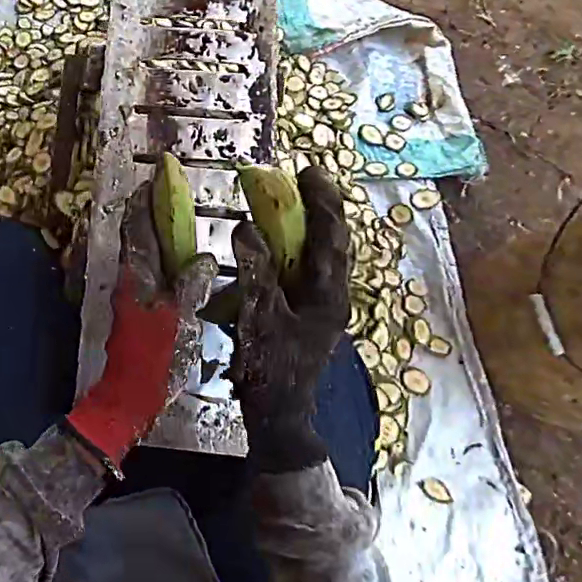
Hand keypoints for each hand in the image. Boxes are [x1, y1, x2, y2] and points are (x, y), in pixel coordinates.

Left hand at [66, 180, 218, 470]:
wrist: (129, 396)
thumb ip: (188, 288)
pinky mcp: (138, 311)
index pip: (139, 230)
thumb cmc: (153, 359)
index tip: (152, 178)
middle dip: (148, 212)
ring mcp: (133, 296)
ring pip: (143, 254)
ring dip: (154, 232)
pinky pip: (151, 274)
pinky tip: (177, 261)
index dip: (144, 203)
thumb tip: (201, 257)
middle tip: (164, 190)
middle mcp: (131, 282)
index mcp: (138, 278)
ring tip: (174, 216)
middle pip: (138, 238)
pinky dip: (162, 258)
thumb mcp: (177, 322)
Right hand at [228, 164, 351, 473]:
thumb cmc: (270, 365)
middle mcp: (333, 295)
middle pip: (335, 241)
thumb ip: (256, 272)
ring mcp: (323, 305)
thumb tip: (245, 227)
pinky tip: (284, 241)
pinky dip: (299, 245)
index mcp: (328, 295)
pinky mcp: (309, 313)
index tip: (308, 172)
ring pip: (326, 254)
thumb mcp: (259, 317)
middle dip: (322, 208)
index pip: (331, 238)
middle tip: (305, 178)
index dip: (321, 203)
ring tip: (295, 201)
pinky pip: (309, 268)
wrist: (279, 408)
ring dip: (312, 224)